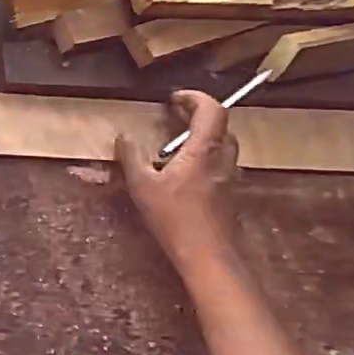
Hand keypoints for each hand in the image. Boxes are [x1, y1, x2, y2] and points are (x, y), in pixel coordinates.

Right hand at [115, 90, 240, 271]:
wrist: (208, 257)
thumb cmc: (175, 218)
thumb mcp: (142, 186)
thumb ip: (132, 157)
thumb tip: (124, 137)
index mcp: (204, 150)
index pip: (212, 109)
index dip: (195, 97)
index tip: (174, 99)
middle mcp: (222, 158)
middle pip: (220, 124)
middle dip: (199, 114)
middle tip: (176, 115)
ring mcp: (229, 176)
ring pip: (223, 144)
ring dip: (204, 134)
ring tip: (178, 141)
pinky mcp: (228, 193)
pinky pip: (220, 162)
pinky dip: (205, 154)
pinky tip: (184, 170)